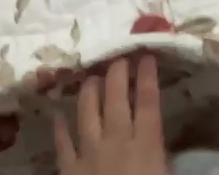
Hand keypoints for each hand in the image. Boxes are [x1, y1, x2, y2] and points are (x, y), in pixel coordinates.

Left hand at [55, 56, 167, 174]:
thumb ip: (160, 155)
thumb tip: (156, 136)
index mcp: (146, 147)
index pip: (148, 104)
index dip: (147, 77)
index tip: (146, 56)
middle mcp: (116, 142)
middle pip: (115, 98)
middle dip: (117, 73)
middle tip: (118, 58)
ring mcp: (89, 153)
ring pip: (87, 111)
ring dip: (89, 90)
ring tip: (91, 76)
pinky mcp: (69, 168)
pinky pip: (63, 142)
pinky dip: (60, 126)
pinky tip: (58, 113)